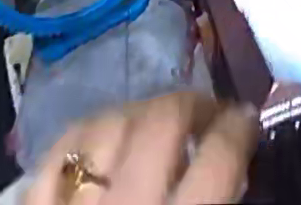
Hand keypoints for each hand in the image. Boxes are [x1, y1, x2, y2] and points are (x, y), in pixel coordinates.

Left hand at [27, 93, 258, 204]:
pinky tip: (104, 138)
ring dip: (140, 113)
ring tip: (158, 121)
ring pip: (106, 125)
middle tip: (207, 114)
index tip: (248, 118)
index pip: (218, 159)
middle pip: (161, 123)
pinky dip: (84, 136)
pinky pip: (52, 156)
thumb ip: (216, 203)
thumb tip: (236, 171)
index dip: (239, 127)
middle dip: (192, 105)